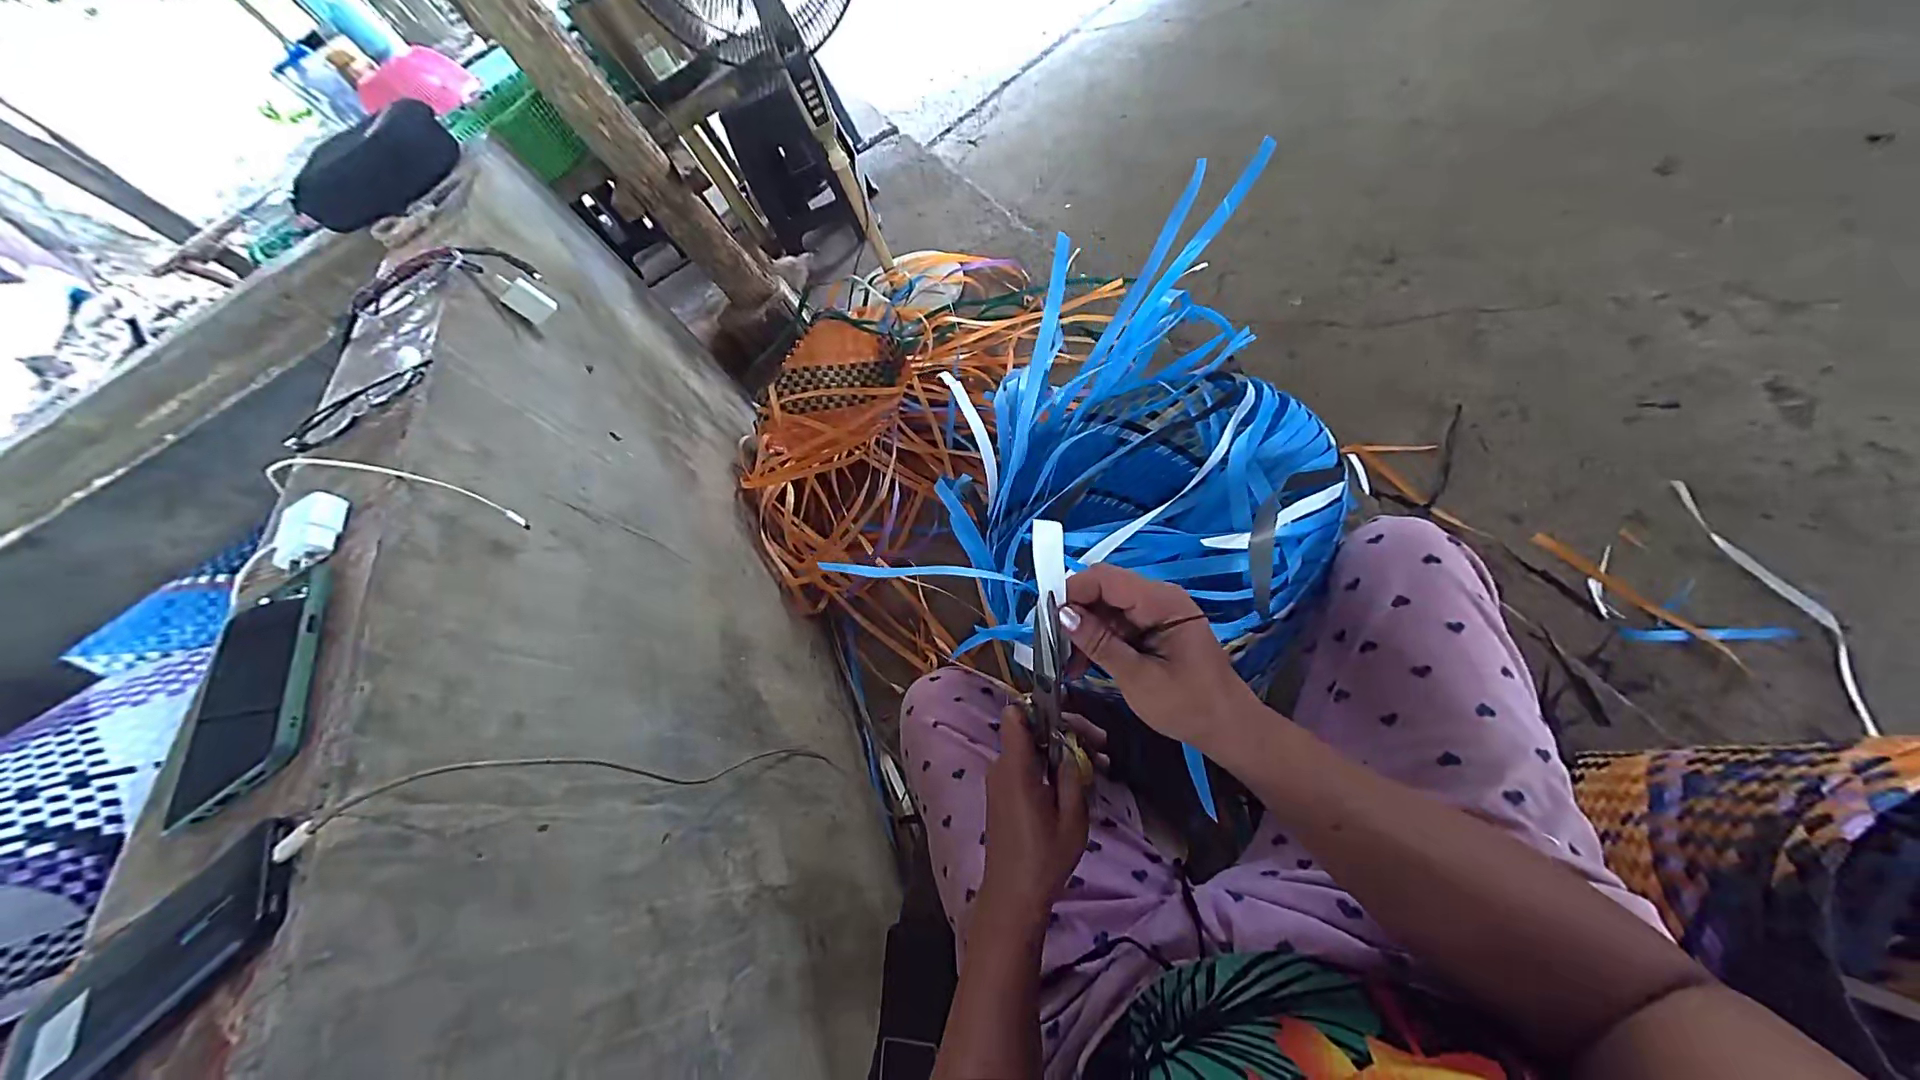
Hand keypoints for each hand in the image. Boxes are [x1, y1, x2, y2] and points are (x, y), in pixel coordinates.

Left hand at [978, 704, 1090, 919]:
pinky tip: (1079, 778)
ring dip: (1063, 750)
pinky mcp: (1004, 792)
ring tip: (1101, 763)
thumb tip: (1072, 749)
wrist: (1012, 894)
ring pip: (1033, 748)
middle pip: (1032, 730)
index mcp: (1015, 768)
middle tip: (1103, 744)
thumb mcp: (1071, 818)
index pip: (1016, 716)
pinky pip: (1027, 765)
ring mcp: (1001, 779)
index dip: (1043, 708)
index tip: (1074, 720)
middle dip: (1067, 731)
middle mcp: (1002, 767)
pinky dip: (1050, 765)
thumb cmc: (1044, 858)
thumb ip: (1072, 776)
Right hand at [1060, 563, 1263, 748]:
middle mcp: (1158, 598)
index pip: (1105, 578)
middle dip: (1073, 613)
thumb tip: (1061, 614)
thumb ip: (1099, 643)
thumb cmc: (1189, 706)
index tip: (1045, 620)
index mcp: (1162, 602)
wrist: (1229, 729)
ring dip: (1081, 631)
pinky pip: (1115, 623)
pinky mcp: (1152, 628)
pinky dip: (1096, 640)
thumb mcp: (1138, 678)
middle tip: (1052, 647)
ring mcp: (1155, 612)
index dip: (1071, 591)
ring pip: (1104, 607)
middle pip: (1102, 590)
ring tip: (1065, 664)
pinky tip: (1081, 664)